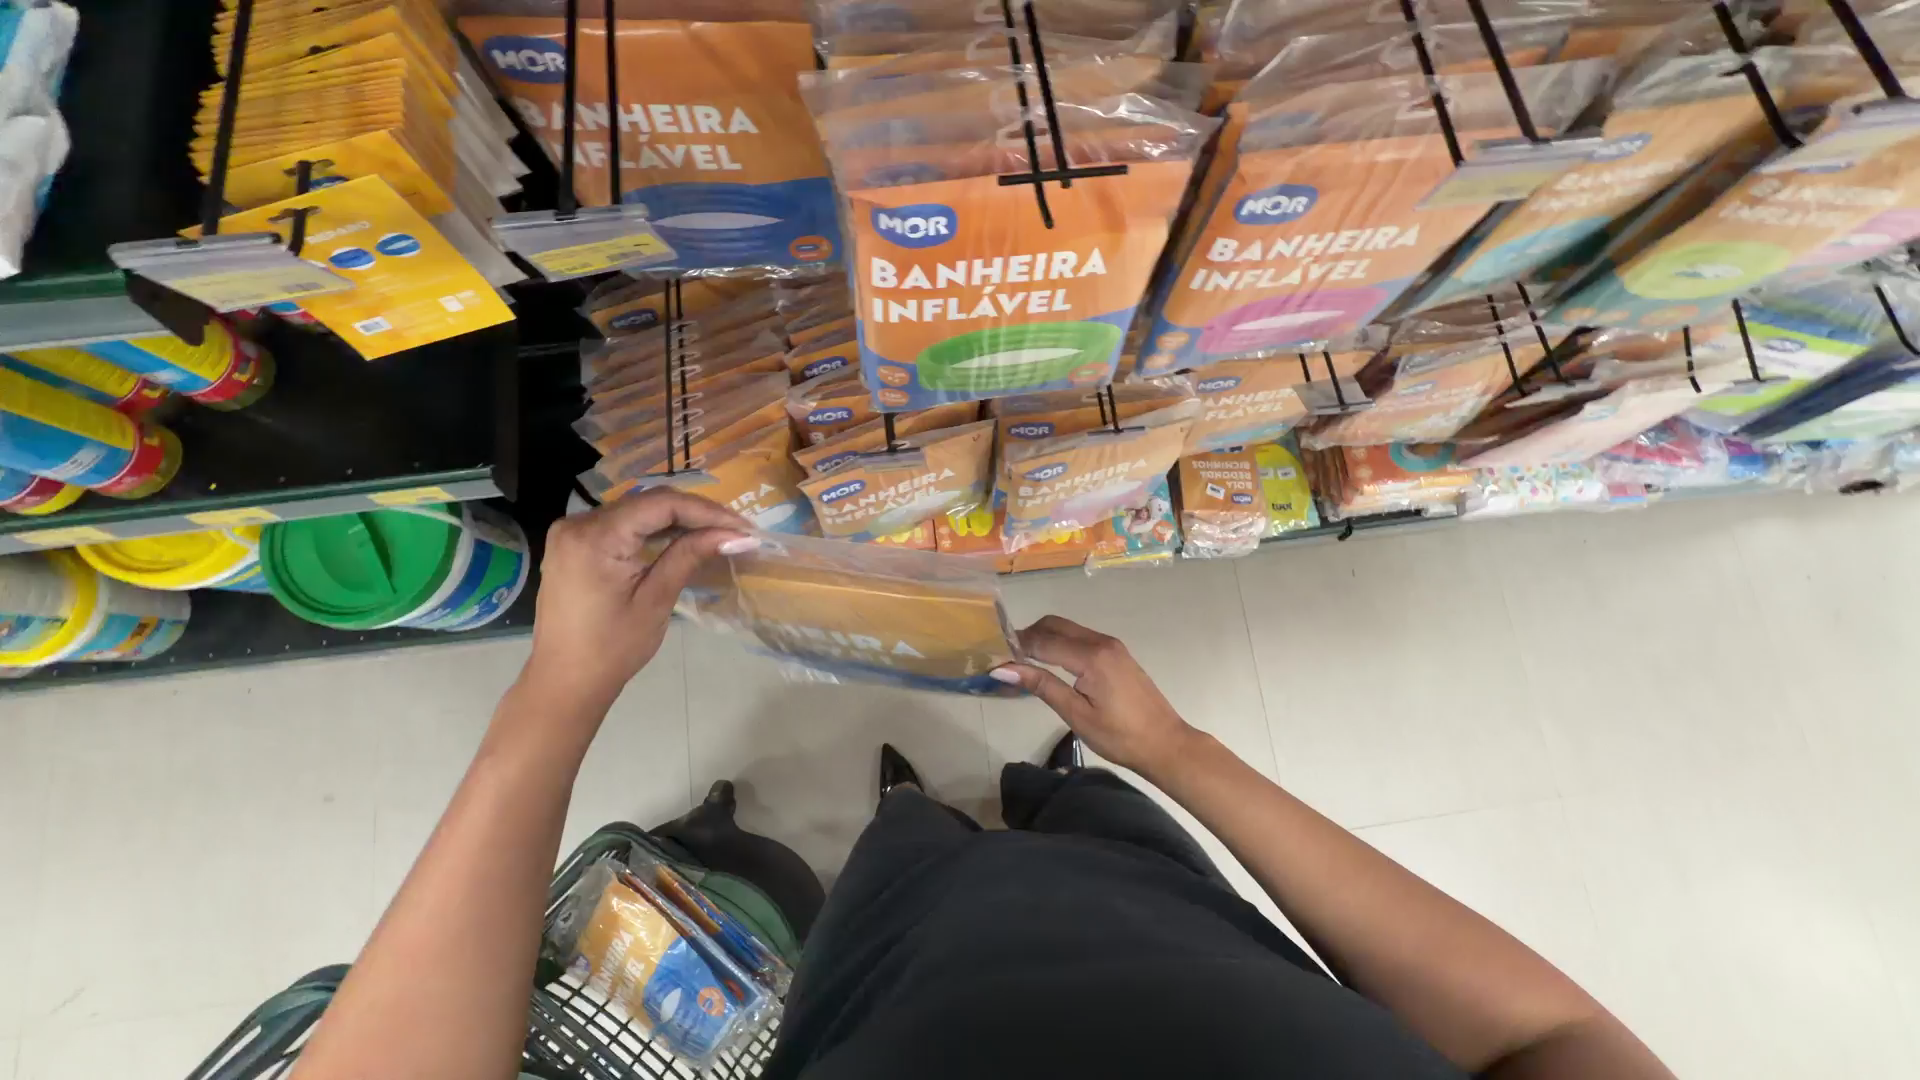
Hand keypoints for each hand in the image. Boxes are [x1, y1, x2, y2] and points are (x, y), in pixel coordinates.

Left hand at [525, 489, 754, 709]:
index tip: (743, 527)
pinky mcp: (575, 544)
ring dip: (678, 520)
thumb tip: (734, 535)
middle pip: (648, 502)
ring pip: (637, 511)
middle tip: (736, 530)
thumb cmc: (612, 648)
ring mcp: (573, 532)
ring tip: (718, 533)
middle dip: (696, 513)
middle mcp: (578, 523)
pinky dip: (655, 530)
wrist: (565, 680)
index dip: (707, 511)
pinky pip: (623, 525)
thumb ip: (690, 556)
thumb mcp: (656, 600)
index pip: (661, 504)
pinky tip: (684, 538)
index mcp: (595, 536)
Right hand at [993, 615, 1200, 776]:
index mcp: (1092, 656)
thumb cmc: (1120, 736)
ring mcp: (1111, 645)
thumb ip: (1041, 685)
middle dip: (1028, 636)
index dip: (1017, 646)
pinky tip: (1049, 663)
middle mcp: (1101, 641)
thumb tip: (1004, 669)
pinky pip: (1080, 637)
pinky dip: (1060, 643)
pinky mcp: (1116, 652)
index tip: (994, 656)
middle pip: (1054, 625)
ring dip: (1043, 638)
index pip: (1043, 640)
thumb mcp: (1076, 714)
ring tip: (1023, 662)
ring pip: (1068, 628)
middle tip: (1006, 658)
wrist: (1166, 743)